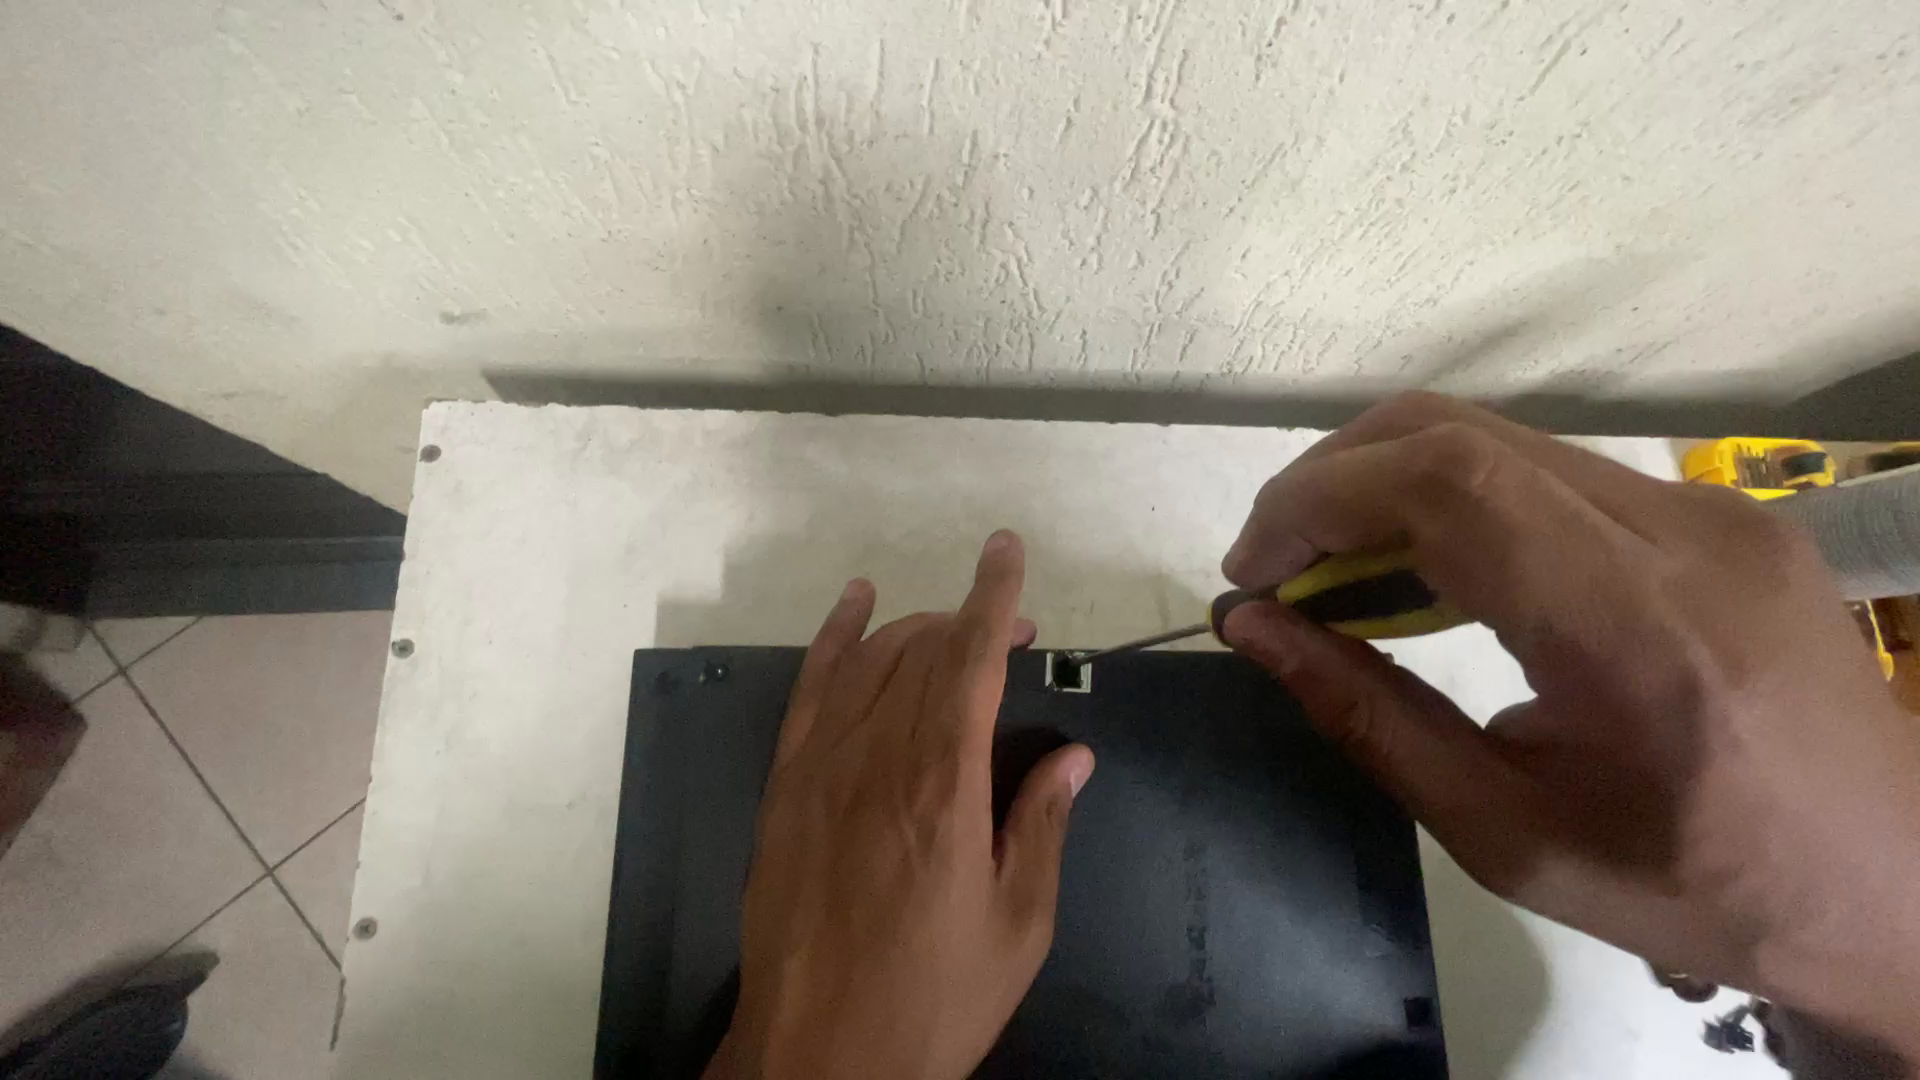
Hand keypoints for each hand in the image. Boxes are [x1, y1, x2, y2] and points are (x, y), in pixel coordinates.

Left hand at [706, 531, 1094, 1079]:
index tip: (1007, 550)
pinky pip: (812, 685)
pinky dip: (836, 634)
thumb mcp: (1018, 926)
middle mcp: (878, 755)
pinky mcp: (787, 780)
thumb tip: (1073, 757)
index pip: (972, 662)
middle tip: (1014, 632)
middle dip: (974, 622)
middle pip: (926, 651)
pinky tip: (857, 603)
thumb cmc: (932, 996)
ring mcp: (823, 762)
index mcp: (943, 786)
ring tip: (957, 628)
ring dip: (920, 627)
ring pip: (874, 656)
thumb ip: (1043, 825)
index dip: (994, 597)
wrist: (817, 1057)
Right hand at [1219, 393, 1919, 1064]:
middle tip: (1269, 565)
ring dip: (1366, 483)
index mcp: (1635, 627)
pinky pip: (1522, 466)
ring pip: (1478, 434)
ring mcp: (1698, 505)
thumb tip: (1249, 628)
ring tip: (1318, 565)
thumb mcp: (1499, 831)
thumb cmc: (1697, 886)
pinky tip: (1403, 564)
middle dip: (1321, 484)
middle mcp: (1677, 530)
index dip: (1314, 503)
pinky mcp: (1695, 508)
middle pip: (1448, 433)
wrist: (1915, 893)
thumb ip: (1363, 714)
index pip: (1443, 486)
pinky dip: (1425, 496)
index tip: (1251, 574)